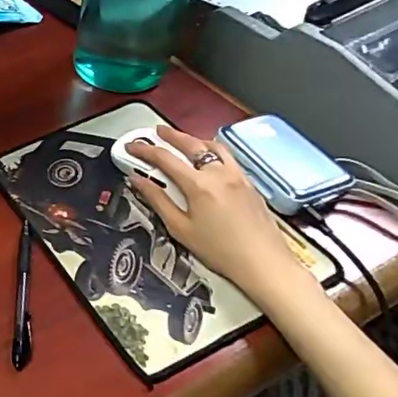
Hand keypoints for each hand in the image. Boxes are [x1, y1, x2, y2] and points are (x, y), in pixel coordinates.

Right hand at [126, 126, 315, 306]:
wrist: (264, 264)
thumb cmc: (221, 251)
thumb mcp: (180, 228)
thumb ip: (157, 200)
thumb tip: (138, 181)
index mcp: (199, 185)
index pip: (165, 158)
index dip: (144, 150)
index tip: (133, 147)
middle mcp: (220, 174)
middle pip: (191, 144)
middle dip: (170, 136)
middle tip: (157, 132)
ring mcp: (238, 177)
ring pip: (214, 146)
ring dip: (195, 139)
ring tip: (184, 140)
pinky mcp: (250, 184)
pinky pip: (228, 157)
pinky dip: (213, 150)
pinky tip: (209, 159)